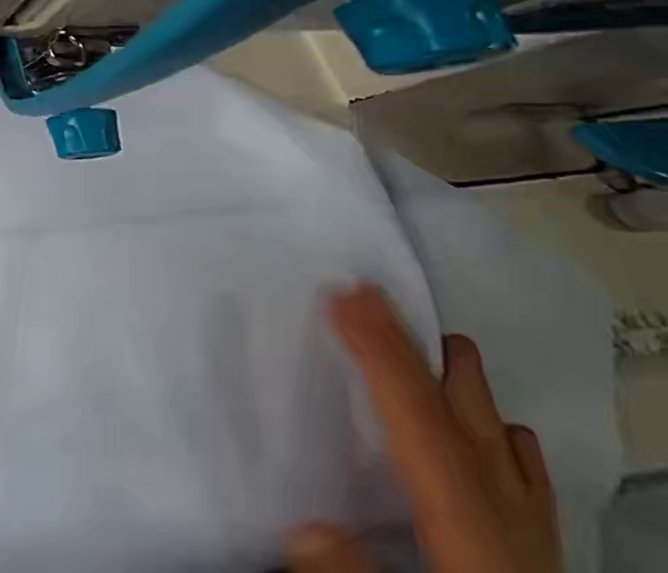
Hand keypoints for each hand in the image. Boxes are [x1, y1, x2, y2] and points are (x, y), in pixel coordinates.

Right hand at [286, 285, 560, 572]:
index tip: (343, 300)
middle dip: (412, 353)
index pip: (414, 421)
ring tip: (450, 342)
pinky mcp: (539, 555)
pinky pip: (533, 489)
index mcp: (463, 522)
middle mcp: (501, 517)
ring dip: (468, 388)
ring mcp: (529, 536)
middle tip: (373, 295)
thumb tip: (301, 525)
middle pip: (456, 420)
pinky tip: (510, 434)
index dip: (377, 354)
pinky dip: (515, 449)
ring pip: (499, 446)